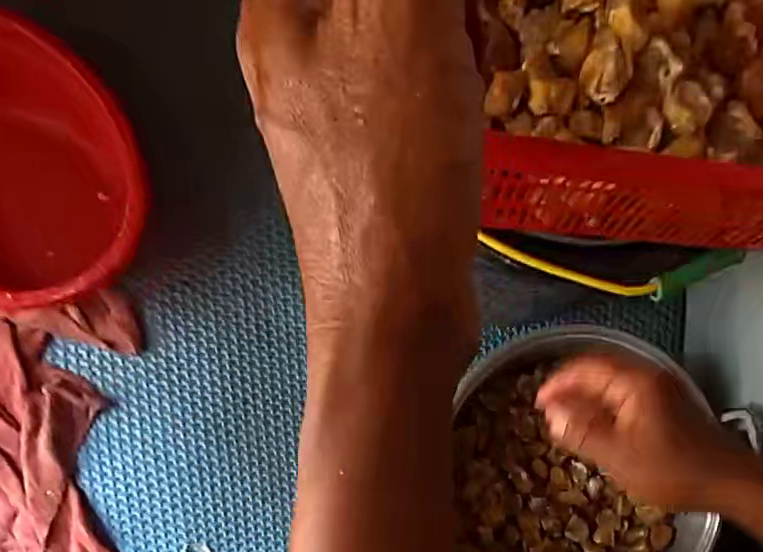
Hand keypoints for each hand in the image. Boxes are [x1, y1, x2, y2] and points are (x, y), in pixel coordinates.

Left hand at [237, 0, 482, 335]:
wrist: (396, 311)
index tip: (446, 11)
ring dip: (458, 21)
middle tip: (473, 22)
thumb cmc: (392, 172)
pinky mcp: (370, 153)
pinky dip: (452, 72)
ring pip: (404, 19)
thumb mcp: (402, 19)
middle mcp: (294, 59)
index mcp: (279, 15)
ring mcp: (331, 111)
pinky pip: (414, 76)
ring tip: (483, 63)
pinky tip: (475, 98)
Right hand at [535, 352, 760, 510]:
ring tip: (564, 415)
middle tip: (546, 406)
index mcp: (637, 384)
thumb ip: (582, 431)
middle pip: (601, 370)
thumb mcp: (618, 455)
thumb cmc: (672, 470)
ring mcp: (662, 391)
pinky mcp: (668, 406)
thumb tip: (551, 412)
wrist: (730, 482)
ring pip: (614, 382)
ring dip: (586, 395)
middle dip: (570, 385)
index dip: (558, 382)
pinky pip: (625, 395)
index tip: (536, 402)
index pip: (588, 368)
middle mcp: (651, 379)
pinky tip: (594, 423)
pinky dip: (603, 404)